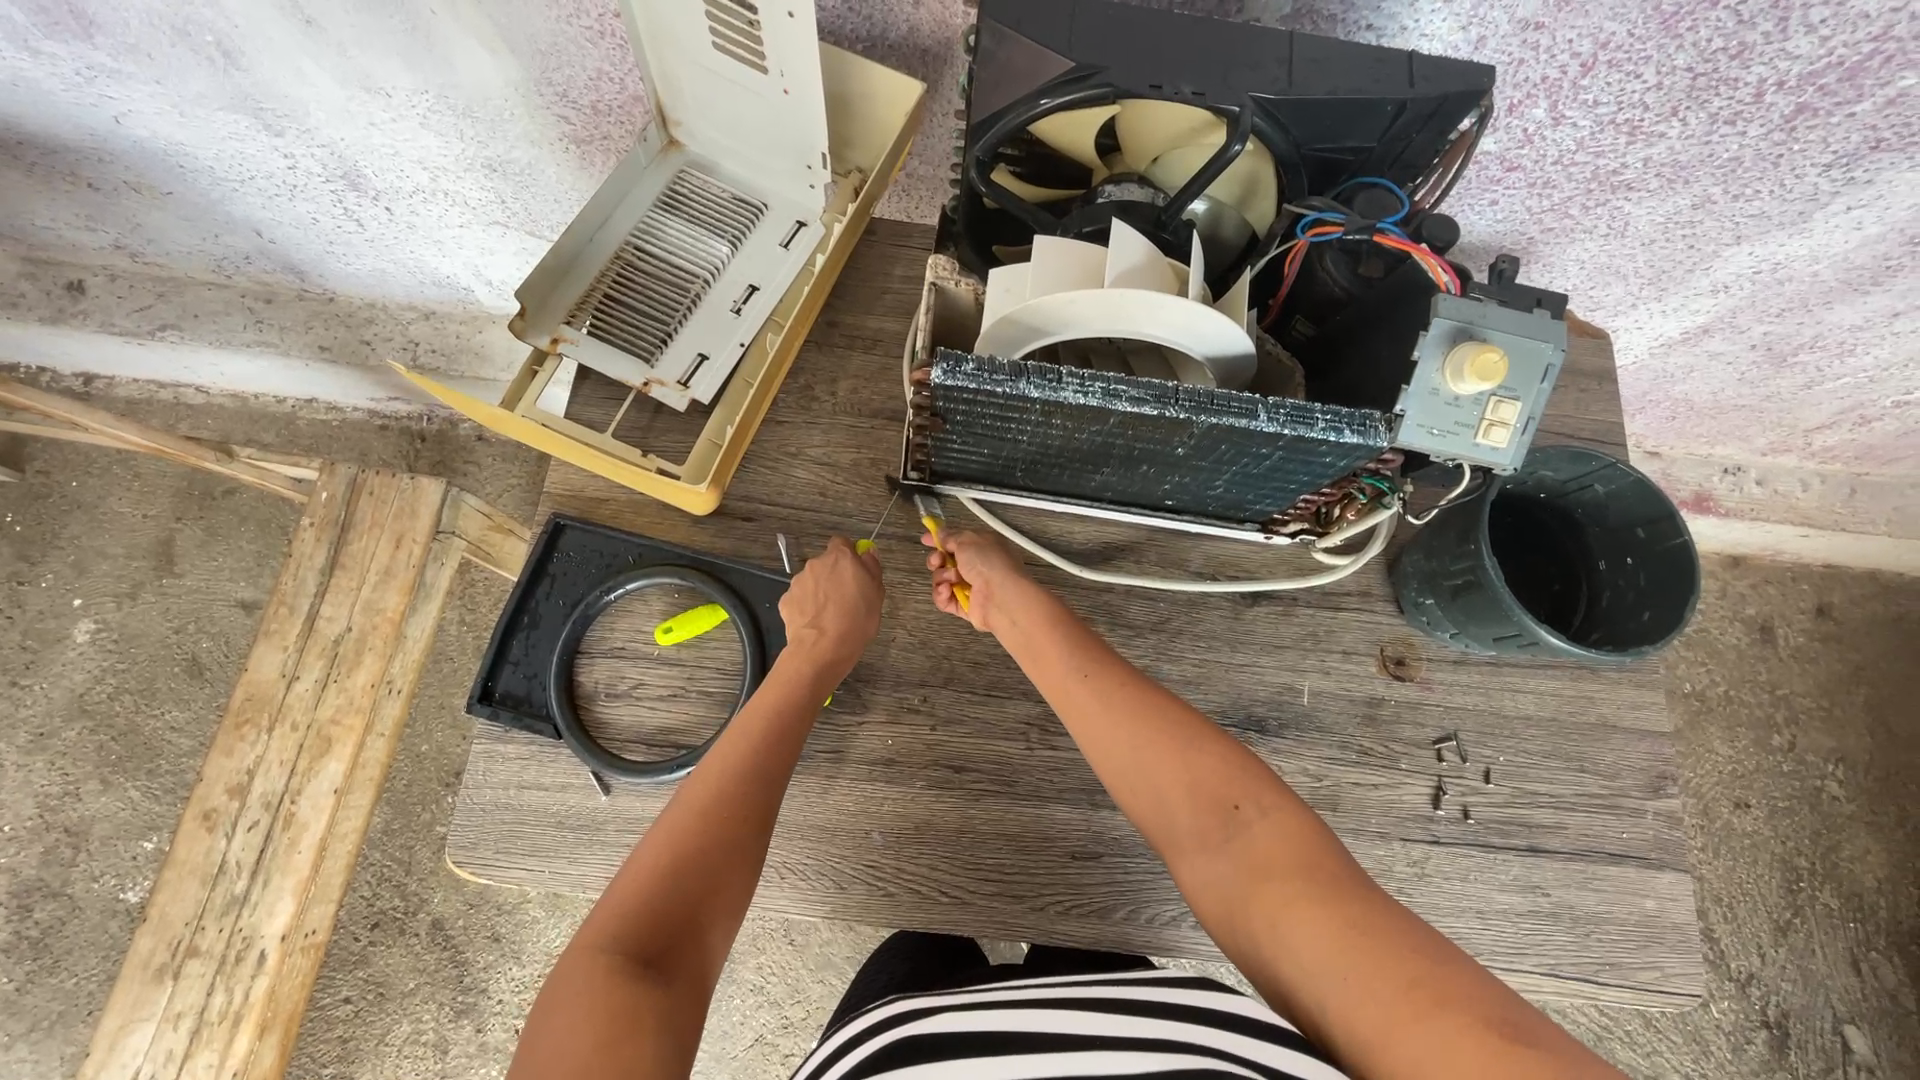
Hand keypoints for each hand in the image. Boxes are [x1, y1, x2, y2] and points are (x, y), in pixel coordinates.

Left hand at [780, 536, 883, 677]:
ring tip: (830, 615)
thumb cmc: (856, 621)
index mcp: (840, 557)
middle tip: (846, 598)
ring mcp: (798, 582)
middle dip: (834, 576)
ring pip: (812, 581)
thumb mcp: (877, 593)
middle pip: (826, 563)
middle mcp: (816, 564)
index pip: (842, 542)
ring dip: (820, 591)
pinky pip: (799, 598)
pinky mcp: (786, 600)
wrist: (823, 648)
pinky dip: (806, 607)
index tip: (856, 570)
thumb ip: (872, 567)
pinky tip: (816, 623)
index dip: (849, 554)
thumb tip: (868, 553)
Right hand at [923, 529, 1035, 633]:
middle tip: (939, 560)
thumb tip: (940, 533)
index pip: (956, 541)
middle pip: (945, 561)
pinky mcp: (963, 606)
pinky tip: (948, 591)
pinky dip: (942, 594)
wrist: (1002, 596)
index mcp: (981, 546)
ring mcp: (970, 587)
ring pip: (941, 579)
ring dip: (941, 576)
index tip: (925, 540)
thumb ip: (950, 536)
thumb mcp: (967, 539)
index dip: (939, 540)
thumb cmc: (988, 562)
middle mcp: (976, 566)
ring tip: (953, 579)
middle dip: (936, 559)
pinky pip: (943, 599)